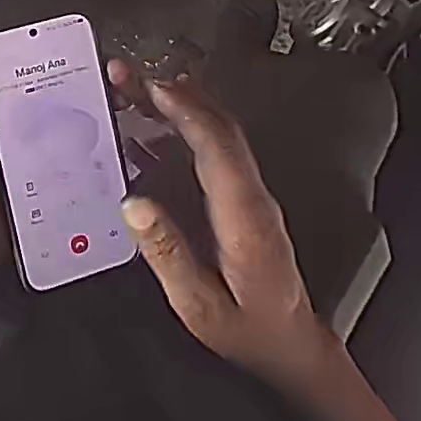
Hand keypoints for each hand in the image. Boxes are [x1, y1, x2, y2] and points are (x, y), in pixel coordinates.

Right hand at [110, 62, 340, 392]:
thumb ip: (167, 253)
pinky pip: (212, 150)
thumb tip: (133, 203)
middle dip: (174, 95)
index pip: (218, 149)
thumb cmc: (247, 332)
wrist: (292, 346)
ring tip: (133, 86)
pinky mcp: (241, 197)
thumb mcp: (199, 307)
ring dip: (178, 104)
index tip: (153, 87)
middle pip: (218, 128)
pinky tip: (152, 124)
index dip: (187, 112)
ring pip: (217, 133)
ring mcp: (250, 193)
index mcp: (246, 218)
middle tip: (129, 74)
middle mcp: (252, 195)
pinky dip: (183, 126)